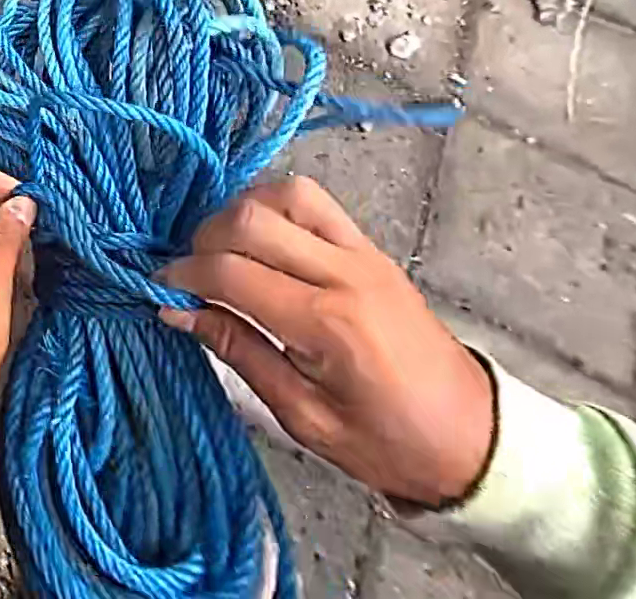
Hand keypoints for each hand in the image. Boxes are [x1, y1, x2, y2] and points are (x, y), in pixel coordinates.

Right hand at [158, 177, 494, 507]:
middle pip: (250, 221)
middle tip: (189, 273)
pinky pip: (310, 199)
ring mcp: (361, 249)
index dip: (184, 275)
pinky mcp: (367, 243)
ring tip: (221, 249)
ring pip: (282, 194)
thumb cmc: (386, 441)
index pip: (233, 273)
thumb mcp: (303, 415)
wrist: (474, 437)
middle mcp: (343, 272)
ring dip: (237, 213)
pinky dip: (271, 204)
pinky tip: (257, 234)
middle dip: (202, 241)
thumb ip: (238, 350)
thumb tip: (175, 311)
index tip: (161, 287)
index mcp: (328, 323)